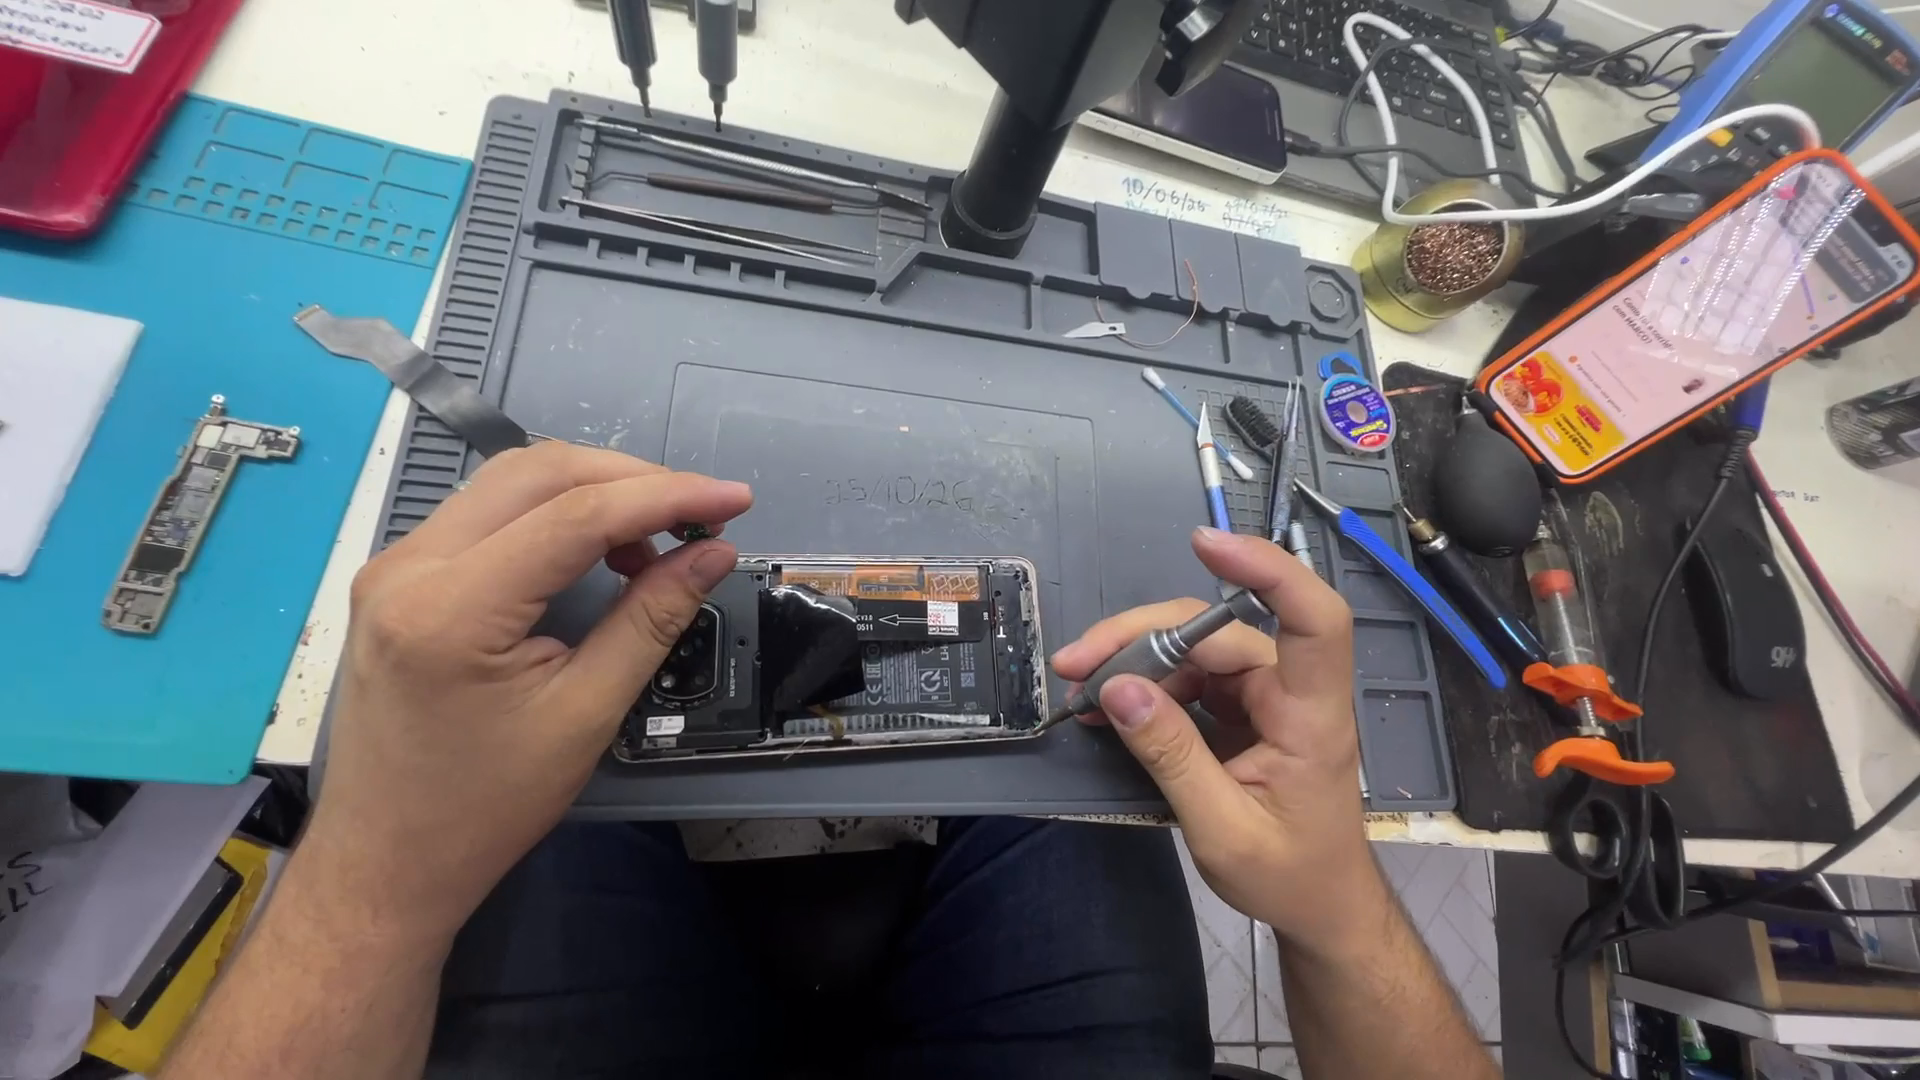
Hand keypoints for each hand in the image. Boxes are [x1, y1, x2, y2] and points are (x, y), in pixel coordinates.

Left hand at [300, 442, 752, 940]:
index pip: (575, 515)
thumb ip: (653, 618)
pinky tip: (605, 551)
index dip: (668, 497)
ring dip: (600, 491)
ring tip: (661, 537)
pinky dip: (564, 513)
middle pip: (541, 473)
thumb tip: (714, 554)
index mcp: (451, 609)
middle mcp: (410, 566)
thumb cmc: (488, 803)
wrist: (386, 861)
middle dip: (636, 481)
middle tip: (703, 514)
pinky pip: (496, 511)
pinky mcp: (404, 576)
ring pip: (516, 480)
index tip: (735, 499)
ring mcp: (398, 565)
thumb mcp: (589, 711)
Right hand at [1050, 527, 1388, 947]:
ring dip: (1131, 658)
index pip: (1313, 621)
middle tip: (1074, 665)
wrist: (1319, 905)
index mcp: (1310, 717)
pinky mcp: (1238, 704)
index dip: (1268, 571)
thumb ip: (1172, 759)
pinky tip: (1104, 700)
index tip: (1206, 544)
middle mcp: (1288, 689)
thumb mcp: (1222, 831)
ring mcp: (1262, 693)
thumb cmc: (1290, 876)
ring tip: (1079, 687)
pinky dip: (1141, 682)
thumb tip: (1118, 688)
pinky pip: (1184, 673)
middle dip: (1138, 637)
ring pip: (1191, 646)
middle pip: (1215, 630)